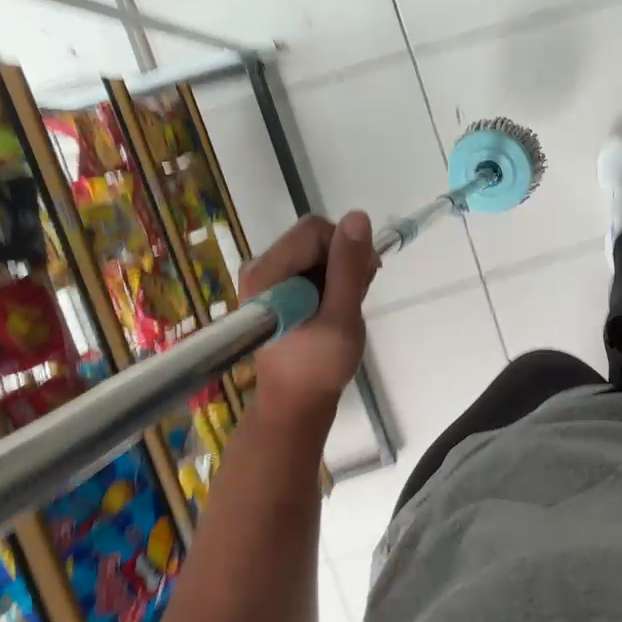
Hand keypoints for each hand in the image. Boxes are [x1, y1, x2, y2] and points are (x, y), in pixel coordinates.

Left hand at [236, 212, 378, 421]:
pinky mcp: (274, 288)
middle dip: (343, 260)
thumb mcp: (341, 316)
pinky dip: (329, 281)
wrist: (295, 404)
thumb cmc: (318, 366)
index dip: (345, 248)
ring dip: (339, 273)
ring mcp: (265, 278)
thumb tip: (358, 217)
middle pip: (314, 237)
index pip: (315, 230)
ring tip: (344, 307)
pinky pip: (310, 266)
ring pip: (316, 251)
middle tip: (355, 297)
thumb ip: (349, 266)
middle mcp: (259, 267)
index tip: (361, 279)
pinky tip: (334, 307)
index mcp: (267, 273)